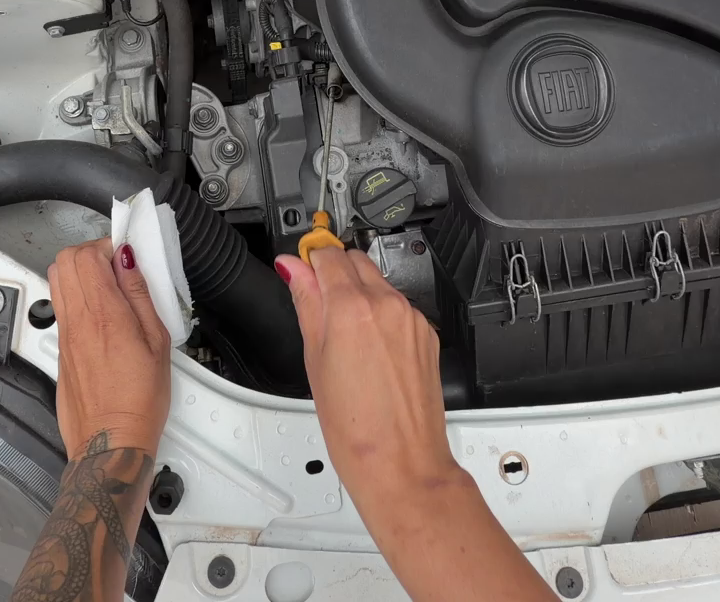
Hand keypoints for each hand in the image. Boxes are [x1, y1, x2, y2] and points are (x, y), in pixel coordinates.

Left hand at [48, 238, 171, 458]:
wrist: (111, 443)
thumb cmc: (140, 398)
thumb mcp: (157, 341)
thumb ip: (139, 294)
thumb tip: (128, 261)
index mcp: (104, 314)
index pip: (88, 255)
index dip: (108, 245)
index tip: (127, 254)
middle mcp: (76, 320)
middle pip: (65, 260)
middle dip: (91, 251)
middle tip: (116, 264)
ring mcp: (63, 335)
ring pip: (56, 279)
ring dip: (80, 270)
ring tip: (108, 283)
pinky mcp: (59, 349)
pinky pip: (60, 305)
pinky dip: (77, 293)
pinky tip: (102, 309)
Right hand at [273, 248, 463, 506]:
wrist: (403, 466)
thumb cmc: (355, 428)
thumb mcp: (314, 359)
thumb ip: (305, 303)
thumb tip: (292, 268)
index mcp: (353, 307)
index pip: (328, 255)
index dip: (310, 259)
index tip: (301, 268)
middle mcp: (387, 304)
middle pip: (355, 260)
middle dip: (334, 272)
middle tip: (318, 302)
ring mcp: (411, 318)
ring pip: (378, 281)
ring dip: (359, 292)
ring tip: (344, 336)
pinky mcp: (427, 333)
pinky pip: (398, 305)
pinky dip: (381, 313)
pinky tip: (369, 348)